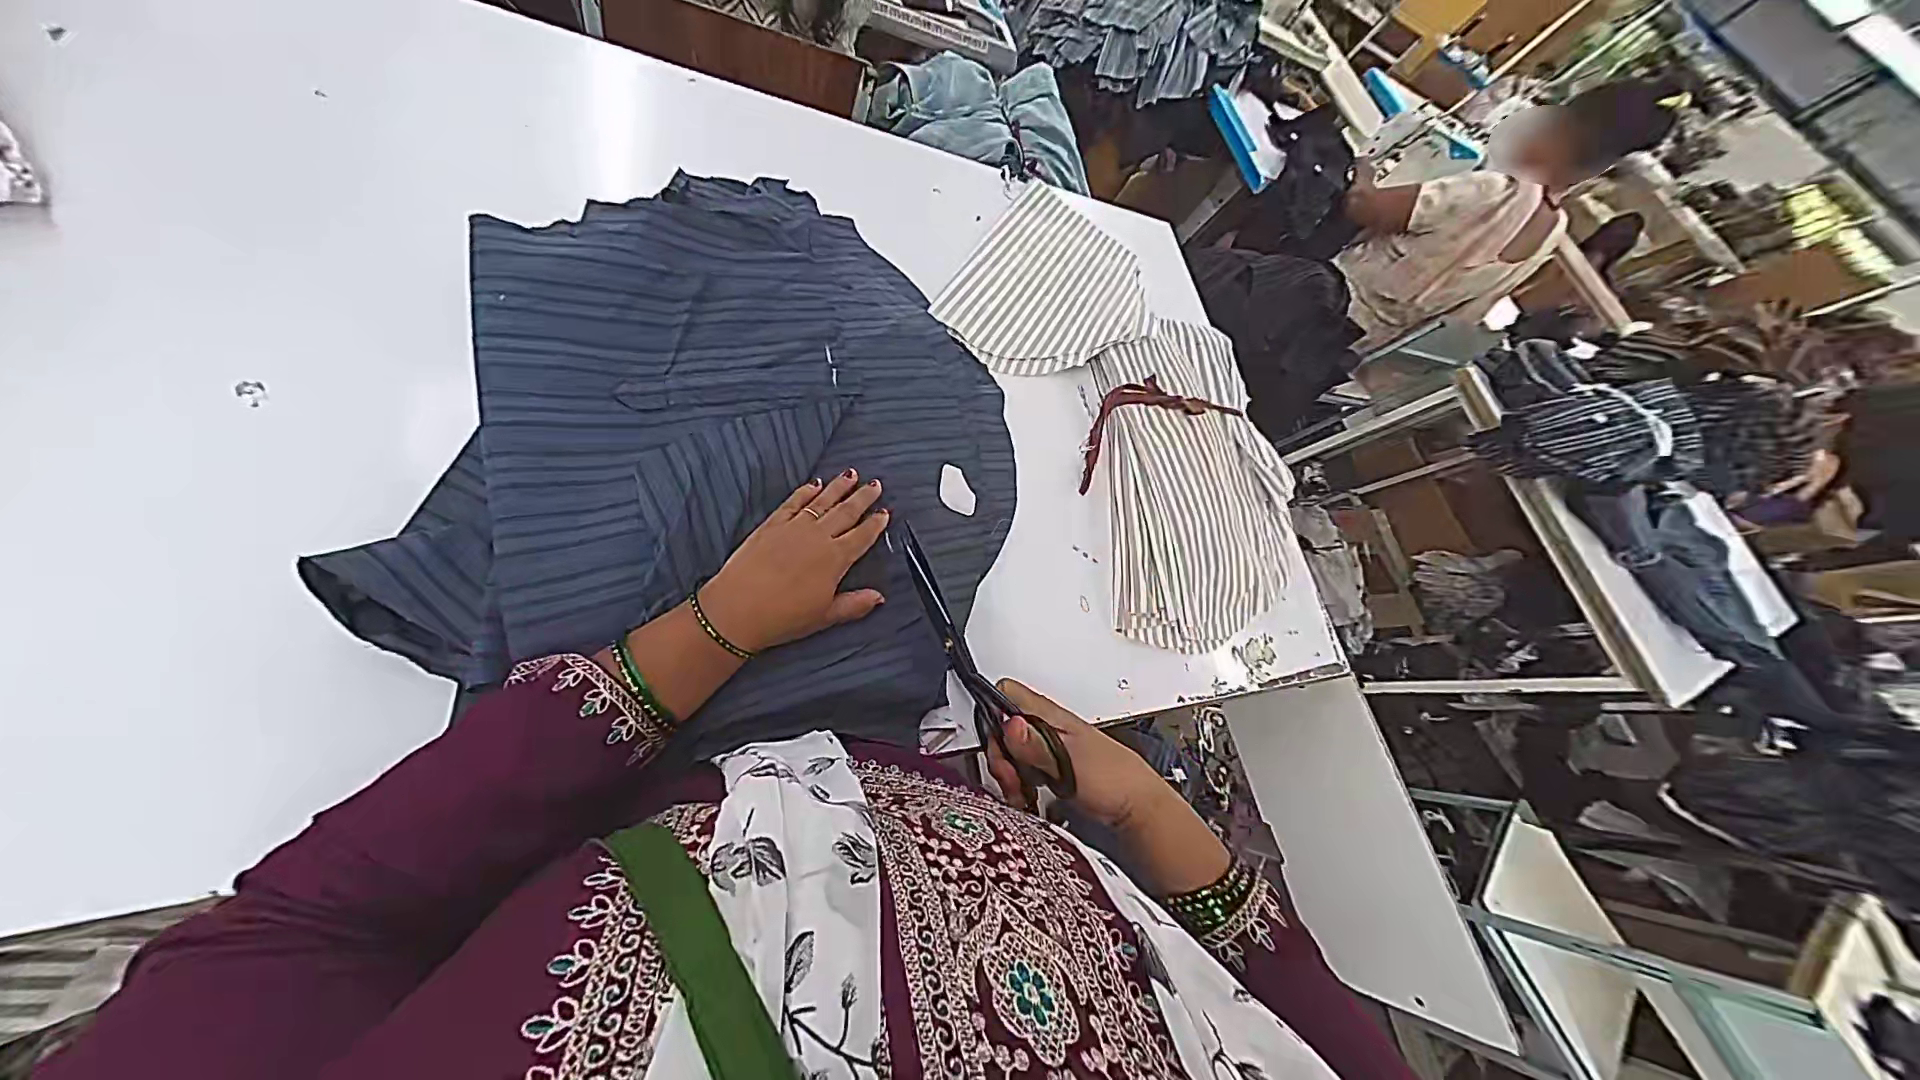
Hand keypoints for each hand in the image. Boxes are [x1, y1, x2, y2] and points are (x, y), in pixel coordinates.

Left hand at [697, 470, 888, 653]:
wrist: (738, 609)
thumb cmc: (783, 617)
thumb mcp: (826, 616)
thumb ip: (855, 604)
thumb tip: (878, 597)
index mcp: (835, 559)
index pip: (862, 536)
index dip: (875, 524)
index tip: (884, 513)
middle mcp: (818, 537)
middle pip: (846, 512)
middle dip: (863, 497)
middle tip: (875, 485)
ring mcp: (794, 528)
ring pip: (823, 501)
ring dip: (838, 487)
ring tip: (851, 474)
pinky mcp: (771, 525)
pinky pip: (793, 502)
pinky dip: (805, 491)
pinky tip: (814, 484)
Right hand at [986, 680, 1231, 893]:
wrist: (1137, 807)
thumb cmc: (1114, 779)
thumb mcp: (1068, 762)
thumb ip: (1035, 744)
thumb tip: (1008, 724)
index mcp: (1048, 714)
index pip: (1005, 694)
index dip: (994, 716)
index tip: (1001, 744)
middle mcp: (1045, 726)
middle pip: (1001, 728)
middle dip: (1001, 756)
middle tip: (1013, 776)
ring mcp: (1046, 746)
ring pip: (1009, 752)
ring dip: (1009, 775)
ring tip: (1023, 791)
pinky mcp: (1048, 766)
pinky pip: (1021, 770)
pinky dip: (1019, 785)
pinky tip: (1029, 797)